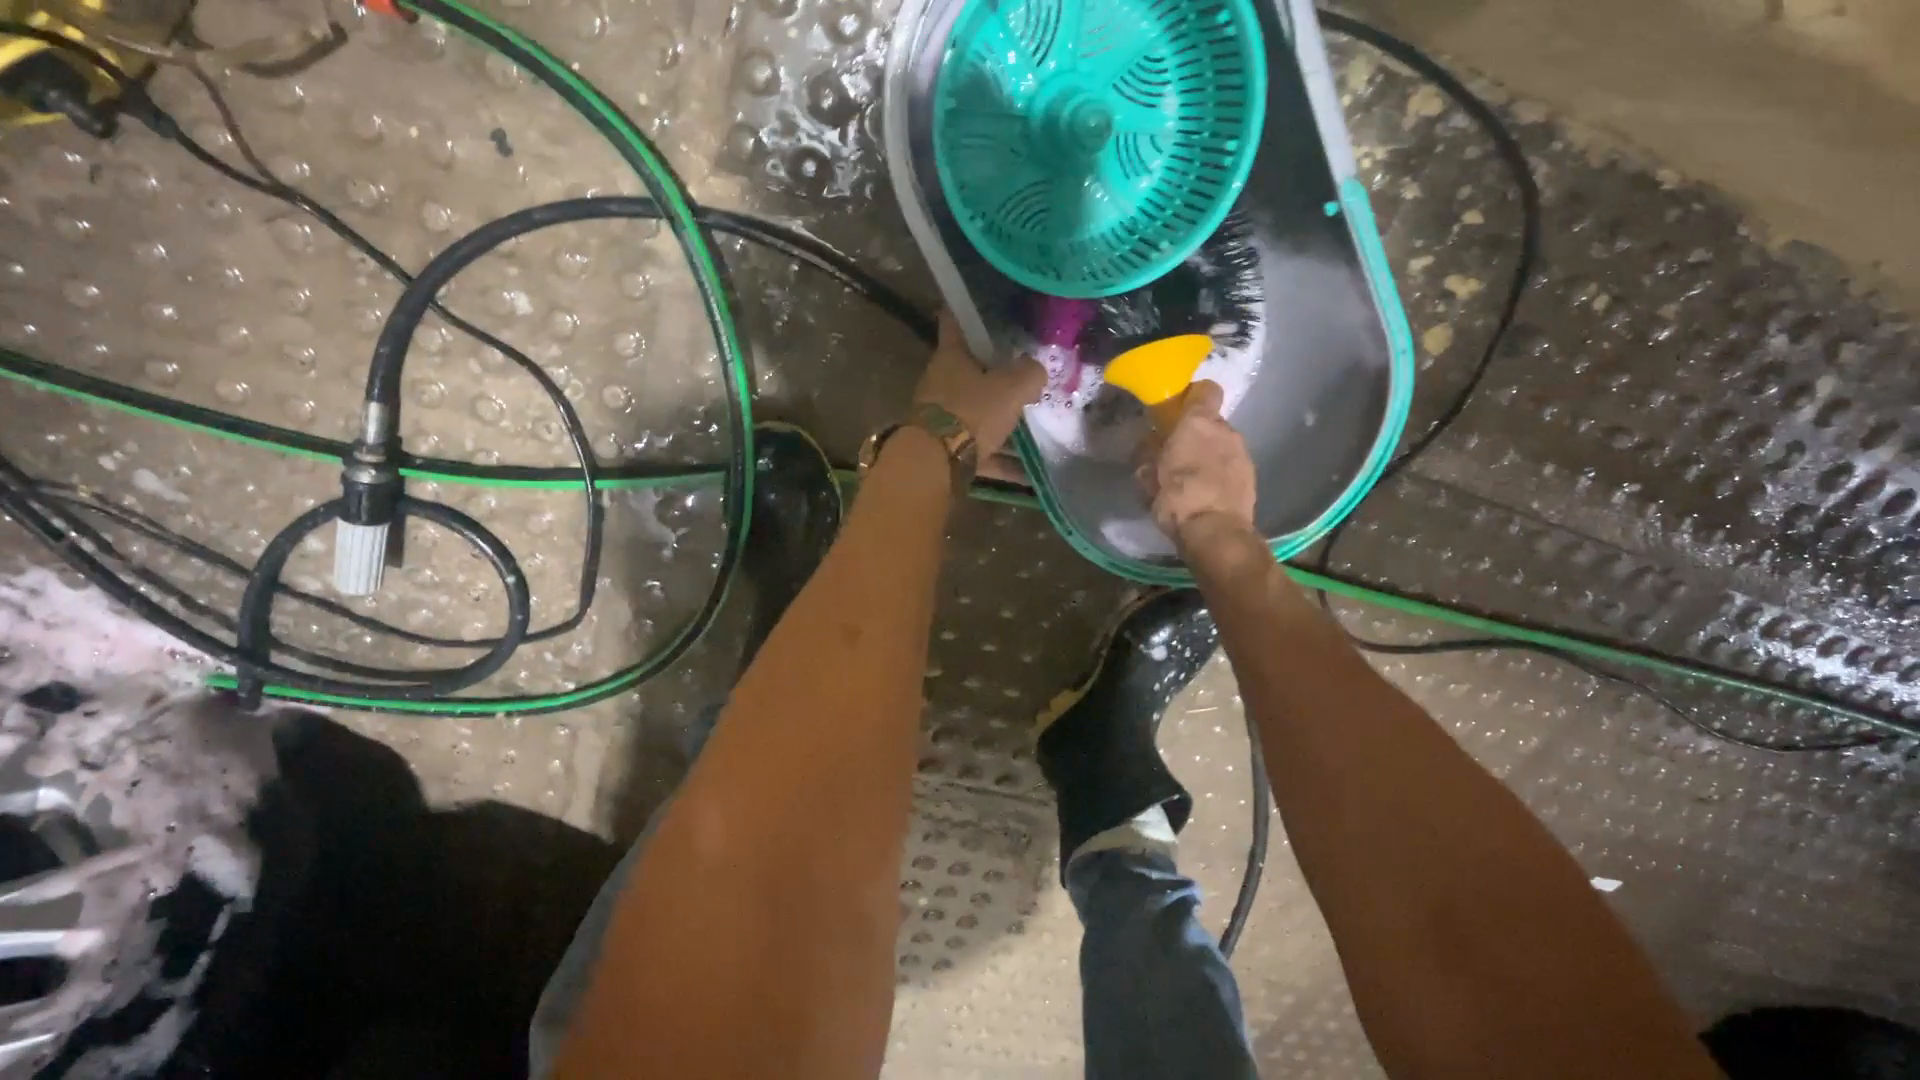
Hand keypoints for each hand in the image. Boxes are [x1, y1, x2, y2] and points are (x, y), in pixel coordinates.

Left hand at [913, 311, 1046, 457]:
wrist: (934, 463)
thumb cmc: (971, 412)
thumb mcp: (1011, 388)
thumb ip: (1029, 374)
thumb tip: (1036, 369)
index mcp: (951, 357)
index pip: (954, 322)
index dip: (965, 311)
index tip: (978, 303)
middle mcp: (940, 384)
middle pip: (969, 372)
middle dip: (995, 373)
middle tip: (1024, 371)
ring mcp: (940, 418)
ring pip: (975, 413)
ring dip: (1000, 421)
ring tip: (1032, 426)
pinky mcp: (945, 450)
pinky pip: (979, 451)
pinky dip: (1001, 460)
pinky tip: (1027, 473)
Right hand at [1137, 380, 1256, 543]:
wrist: (1214, 531)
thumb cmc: (1176, 495)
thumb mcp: (1147, 474)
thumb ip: (1150, 453)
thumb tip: (1151, 444)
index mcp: (1199, 422)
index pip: (1206, 391)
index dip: (1193, 398)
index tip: (1179, 411)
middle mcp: (1226, 430)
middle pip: (1212, 423)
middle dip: (1197, 436)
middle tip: (1178, 454)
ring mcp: (1243, 454)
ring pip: (1223, 447)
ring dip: (1210, 457)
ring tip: (1193, 480)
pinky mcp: (1252, 479)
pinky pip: (1232, 468)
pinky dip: (1221, 476)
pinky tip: (1207, 495)